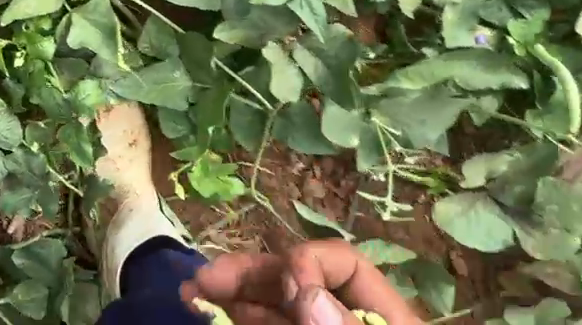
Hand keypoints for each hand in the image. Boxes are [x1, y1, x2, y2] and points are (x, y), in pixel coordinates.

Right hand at [180, 240, 423, 324]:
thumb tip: (303, 289)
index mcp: (389, 320)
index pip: (344, 263)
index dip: (307, 264)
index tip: (287, 290)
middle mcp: (347, 320)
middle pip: (297, 281)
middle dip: (248, 275)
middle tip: (204, 279)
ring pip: (275, 305)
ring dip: (232, 295)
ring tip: (192, 295)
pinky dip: (238, 318)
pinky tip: (212, 314)